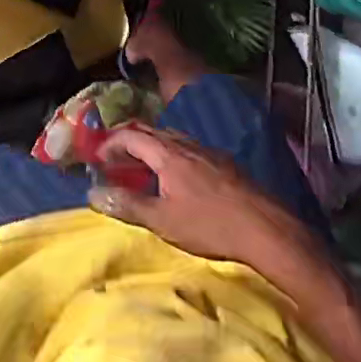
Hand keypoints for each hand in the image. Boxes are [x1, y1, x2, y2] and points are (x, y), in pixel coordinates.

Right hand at [89, 124, 324, 268]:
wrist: (267, 230)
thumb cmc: (210, 225)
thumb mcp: (162, 220)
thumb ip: (127, 205)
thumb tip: (93, 193)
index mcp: (167, 153)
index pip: (130, 135)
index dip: (109, 143)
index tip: (97, 157)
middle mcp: (185, 144)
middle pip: (149, 131)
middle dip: (126, 141)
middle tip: (113, 159)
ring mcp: (207, 151)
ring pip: (170, 138)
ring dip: (149, 148)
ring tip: (140, 168)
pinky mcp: (223, 163)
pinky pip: (187, 148)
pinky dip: (169, 155)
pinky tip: (175, 178)